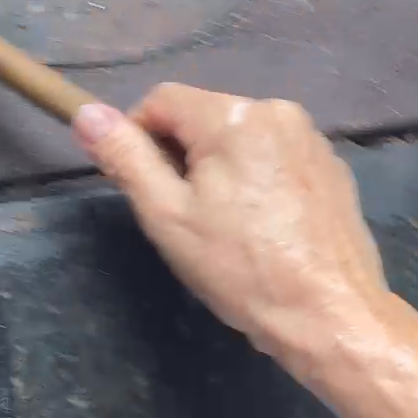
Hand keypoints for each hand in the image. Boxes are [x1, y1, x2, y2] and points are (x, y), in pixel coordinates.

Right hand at [73, 84, 391, 372]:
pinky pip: (266, 154)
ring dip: (210, 165)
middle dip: (176, 153)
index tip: (142, 186)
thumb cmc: (238, 265)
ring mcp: (310, 139)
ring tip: (217, 220)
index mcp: (234, 116)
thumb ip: (123, 154)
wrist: (331, 318)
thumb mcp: (163, 211)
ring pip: (231, 135)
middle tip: (178, 209)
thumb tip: (86, 113)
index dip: (137, 138)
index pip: (159, 100)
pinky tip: (254, 223)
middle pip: (197, 115)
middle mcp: (277, 112)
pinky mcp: (329, 167)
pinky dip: (247, 176)